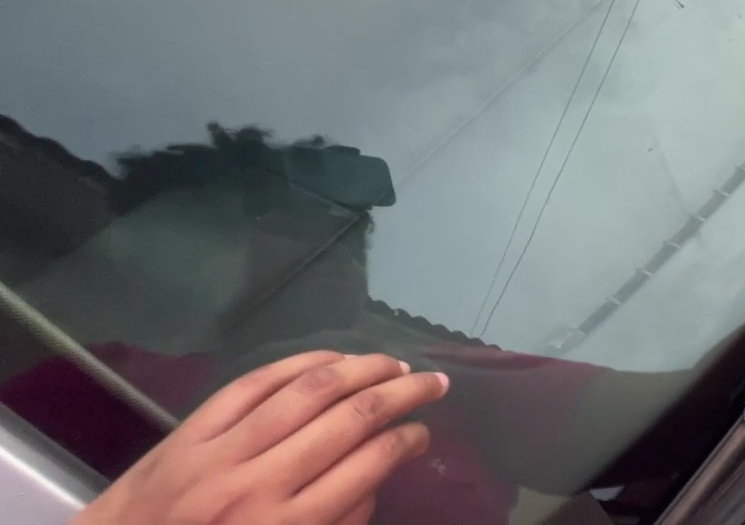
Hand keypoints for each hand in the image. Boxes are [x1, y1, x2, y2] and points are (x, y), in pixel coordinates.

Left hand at [76, 351, 448, 524]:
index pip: (375, 460)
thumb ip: (336, 522)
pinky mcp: (188, 433)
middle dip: (408, 391)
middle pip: (355, 416)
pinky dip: (305, 361)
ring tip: (396, 363)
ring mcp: (220, 453)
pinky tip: (337, 358)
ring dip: (368, 367)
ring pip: (314, 388)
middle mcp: (258, 486)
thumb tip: (379, 470)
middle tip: (435, 382)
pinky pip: (256, 381)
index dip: (412, 437)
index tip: (424, 433)